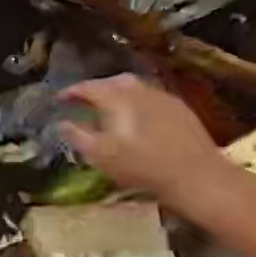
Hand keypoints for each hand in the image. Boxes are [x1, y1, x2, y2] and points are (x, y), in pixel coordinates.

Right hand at [55, 74, 232, 205]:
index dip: (70, 92)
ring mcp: (164, 98)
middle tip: (83, 101)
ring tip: (108, 108)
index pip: (87, 87)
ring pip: (135, 86)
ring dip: (117, 93)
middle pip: (113, 81)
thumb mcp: (98, 154)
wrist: (196, 176)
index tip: (59, 100)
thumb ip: (76, 135)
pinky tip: (136, 117)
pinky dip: (137, 101)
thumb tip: (61, 123)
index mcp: (116, 98)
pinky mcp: (181, 109)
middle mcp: (140, 91)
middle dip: (95, 88)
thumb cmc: (139, 165)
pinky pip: (152, 96)